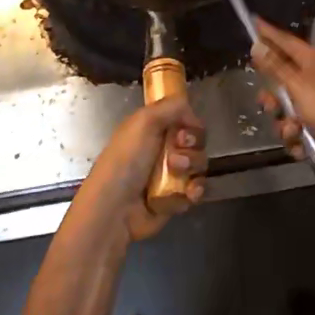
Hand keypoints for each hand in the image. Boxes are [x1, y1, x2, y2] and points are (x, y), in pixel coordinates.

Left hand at [76, 94, 207, 241]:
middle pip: (195, 141)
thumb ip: (170, 106)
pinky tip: (188, 193)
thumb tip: (190, 107)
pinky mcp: (175, 198)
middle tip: (177, 148)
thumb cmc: (126, 160)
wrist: (115, 208)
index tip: (184, 129)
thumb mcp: (143, 122)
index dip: (189, 123)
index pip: (183, 119)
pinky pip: (197, 190)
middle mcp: (162, 150)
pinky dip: (195, 191)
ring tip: (177, 172)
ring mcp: (170, 175)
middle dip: (191, 145)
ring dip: (192, 167)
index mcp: (152, 129)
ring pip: (198, 165)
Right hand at [251, 17, 314, 179]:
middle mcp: (312, 78)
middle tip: (271, 106)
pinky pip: (294, 128)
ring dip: (284, 124)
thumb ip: (274, 67)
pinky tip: (301, 144)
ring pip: (284, 109)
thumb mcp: (296, 86)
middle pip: (279, 80)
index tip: (253, 23)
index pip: (285, 41)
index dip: (268, 34)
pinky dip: (295, 138)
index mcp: (311, 61)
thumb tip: (257, 44)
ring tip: (293, 131)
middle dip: (272, 98)